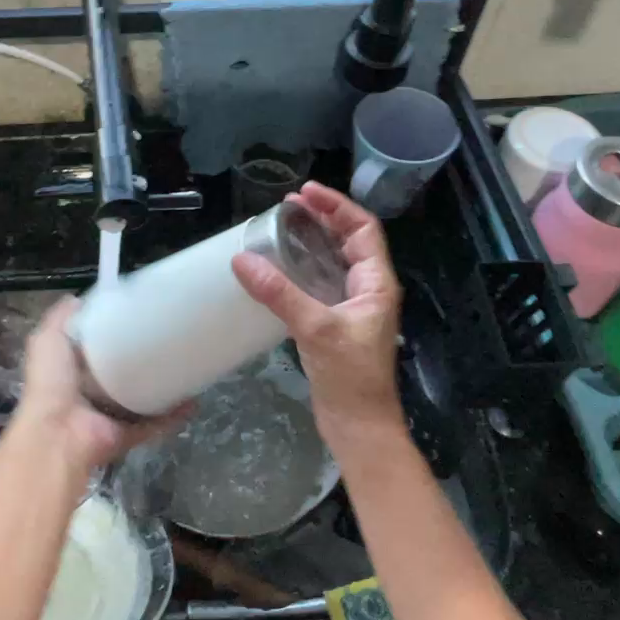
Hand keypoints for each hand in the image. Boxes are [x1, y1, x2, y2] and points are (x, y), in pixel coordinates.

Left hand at [14, 299, 186, 470]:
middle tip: (168, 339)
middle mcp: (90, 395)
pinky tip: (192, 401)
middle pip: (121, 374)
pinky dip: (173, 416)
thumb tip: (76, 298)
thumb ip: (59, 319)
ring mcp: (109, 417)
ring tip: (185, 368)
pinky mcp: (126, 435)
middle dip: (141, 360)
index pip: (95, 350)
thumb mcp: (47, 340)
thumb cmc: (52, 383)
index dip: (112, 334)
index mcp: (72, 372)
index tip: (137, 317)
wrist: (58, 433)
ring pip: (141, 400)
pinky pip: (154, 424)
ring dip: (162, 388)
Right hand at [232, 182, 404, 441]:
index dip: (336, 206)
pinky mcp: (338, 324)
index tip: (305, 192)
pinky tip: (279, 270)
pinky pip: (322, 284)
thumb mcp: (315, 329)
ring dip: (312, 242)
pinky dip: (303, 269)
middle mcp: (369, 289)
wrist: (359, 426)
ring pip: (335, 262)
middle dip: (322, 219)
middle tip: (287, 206)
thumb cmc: (350, 376)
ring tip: (281, 229)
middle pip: (350, 241)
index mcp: (376, 283)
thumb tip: (243, 260)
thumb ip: (280, 293)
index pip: (363, 229)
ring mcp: (354, 308)